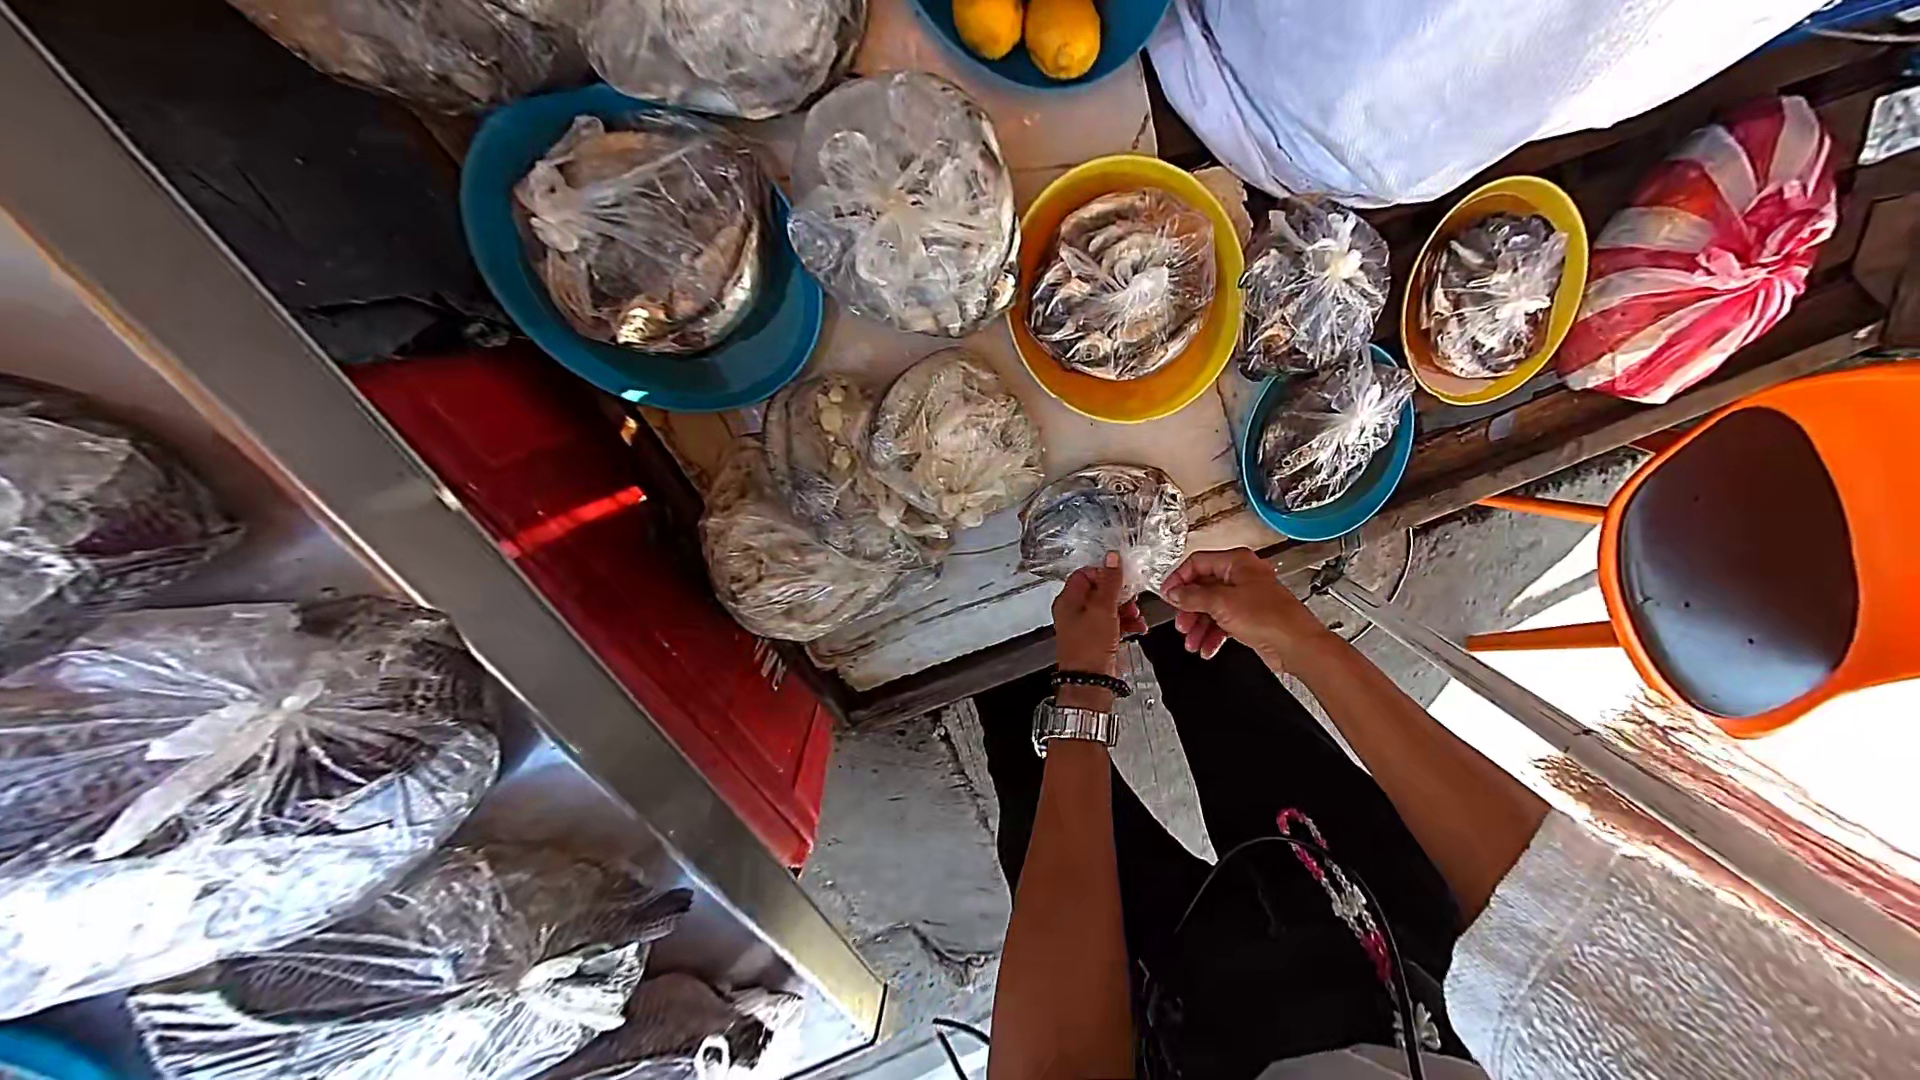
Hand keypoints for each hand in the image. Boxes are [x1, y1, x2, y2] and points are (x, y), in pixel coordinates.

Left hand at [1053, 552, 1147, 677]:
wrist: (1091, 682)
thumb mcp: (1102, 609)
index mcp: (1068, 600)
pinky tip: (1137, 627)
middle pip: (1100, 591)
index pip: (1085, 574)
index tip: (1121, 577)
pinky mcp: (1098, 639)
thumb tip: (1112, 558)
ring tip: (1136, 615)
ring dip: (1127, 609)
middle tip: (1131, 598)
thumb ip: (1109, 583)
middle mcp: (1075, 612)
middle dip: (1119, 594)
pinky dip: (1127, 623)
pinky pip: (1115, 624)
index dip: (1104, 573)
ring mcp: (1087, 626)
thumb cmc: (1088, 648)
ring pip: (1110, 607)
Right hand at [1161, 548, 1332, 665]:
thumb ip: (1192, 597)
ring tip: (1191, 640)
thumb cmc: (1272, 619)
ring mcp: (1246, 598)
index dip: (1179, 578)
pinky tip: (1206, 647)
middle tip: (1180, 621)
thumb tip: (1175, 593)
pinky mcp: (1249, 618)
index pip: (1197, 563)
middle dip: (1189, 608)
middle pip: (1202, 588)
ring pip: (1211, 608)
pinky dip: (1212, 635)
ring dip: (1198, 626)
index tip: (1167, 593)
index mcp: (1237, 563)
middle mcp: (1242, 577)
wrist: (1298, 646)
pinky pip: (1222, 623)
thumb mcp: (1221, 604)